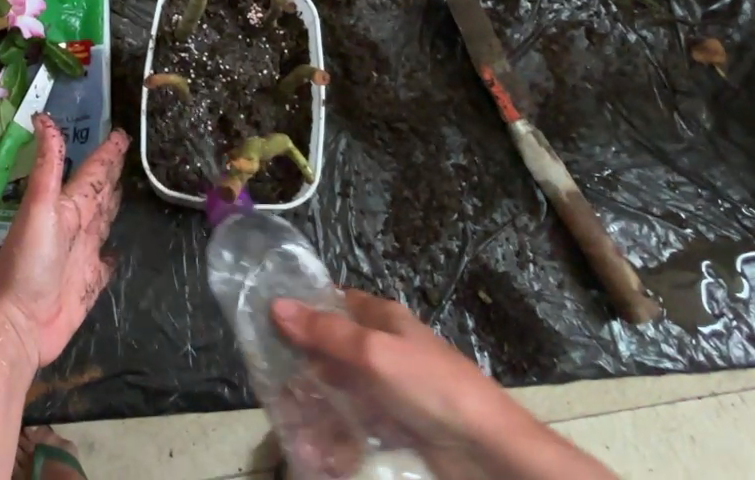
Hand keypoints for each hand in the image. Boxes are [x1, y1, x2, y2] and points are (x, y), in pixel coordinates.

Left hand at [0, 115, 129, 368]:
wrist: (20, 324)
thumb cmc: (27, 263)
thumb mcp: (38, 208)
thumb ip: (47, 166)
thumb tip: (43, 118)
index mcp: (65, 206)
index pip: (91, 173)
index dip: (106, 154)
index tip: (122, 134)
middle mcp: (75, 226)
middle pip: (98, 192)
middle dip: (110, 172)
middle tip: (126, 153)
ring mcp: (82, 254)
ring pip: (103, 221)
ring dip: (112, 203)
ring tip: (124, 186)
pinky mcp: (89, 282)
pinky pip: (108, 261)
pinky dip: (114, 251)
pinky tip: (119, 248)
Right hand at [273, 290, 487, 448]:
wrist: (487, 451)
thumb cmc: (429, 386)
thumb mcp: (373, 352)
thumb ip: (325, 332)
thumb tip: (276, 304)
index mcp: (384, 319)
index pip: (337, 303)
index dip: (306, 308)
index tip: (267, 321)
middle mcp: (385, 349)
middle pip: (335, 349)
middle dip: (303, 362)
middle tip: (267, 377)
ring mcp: (390, 391)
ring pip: (342, 389)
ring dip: (315, 403)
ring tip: (284, 418)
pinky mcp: (395, 427)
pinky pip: (356, 424)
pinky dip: (335, 434)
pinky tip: (312, 446)